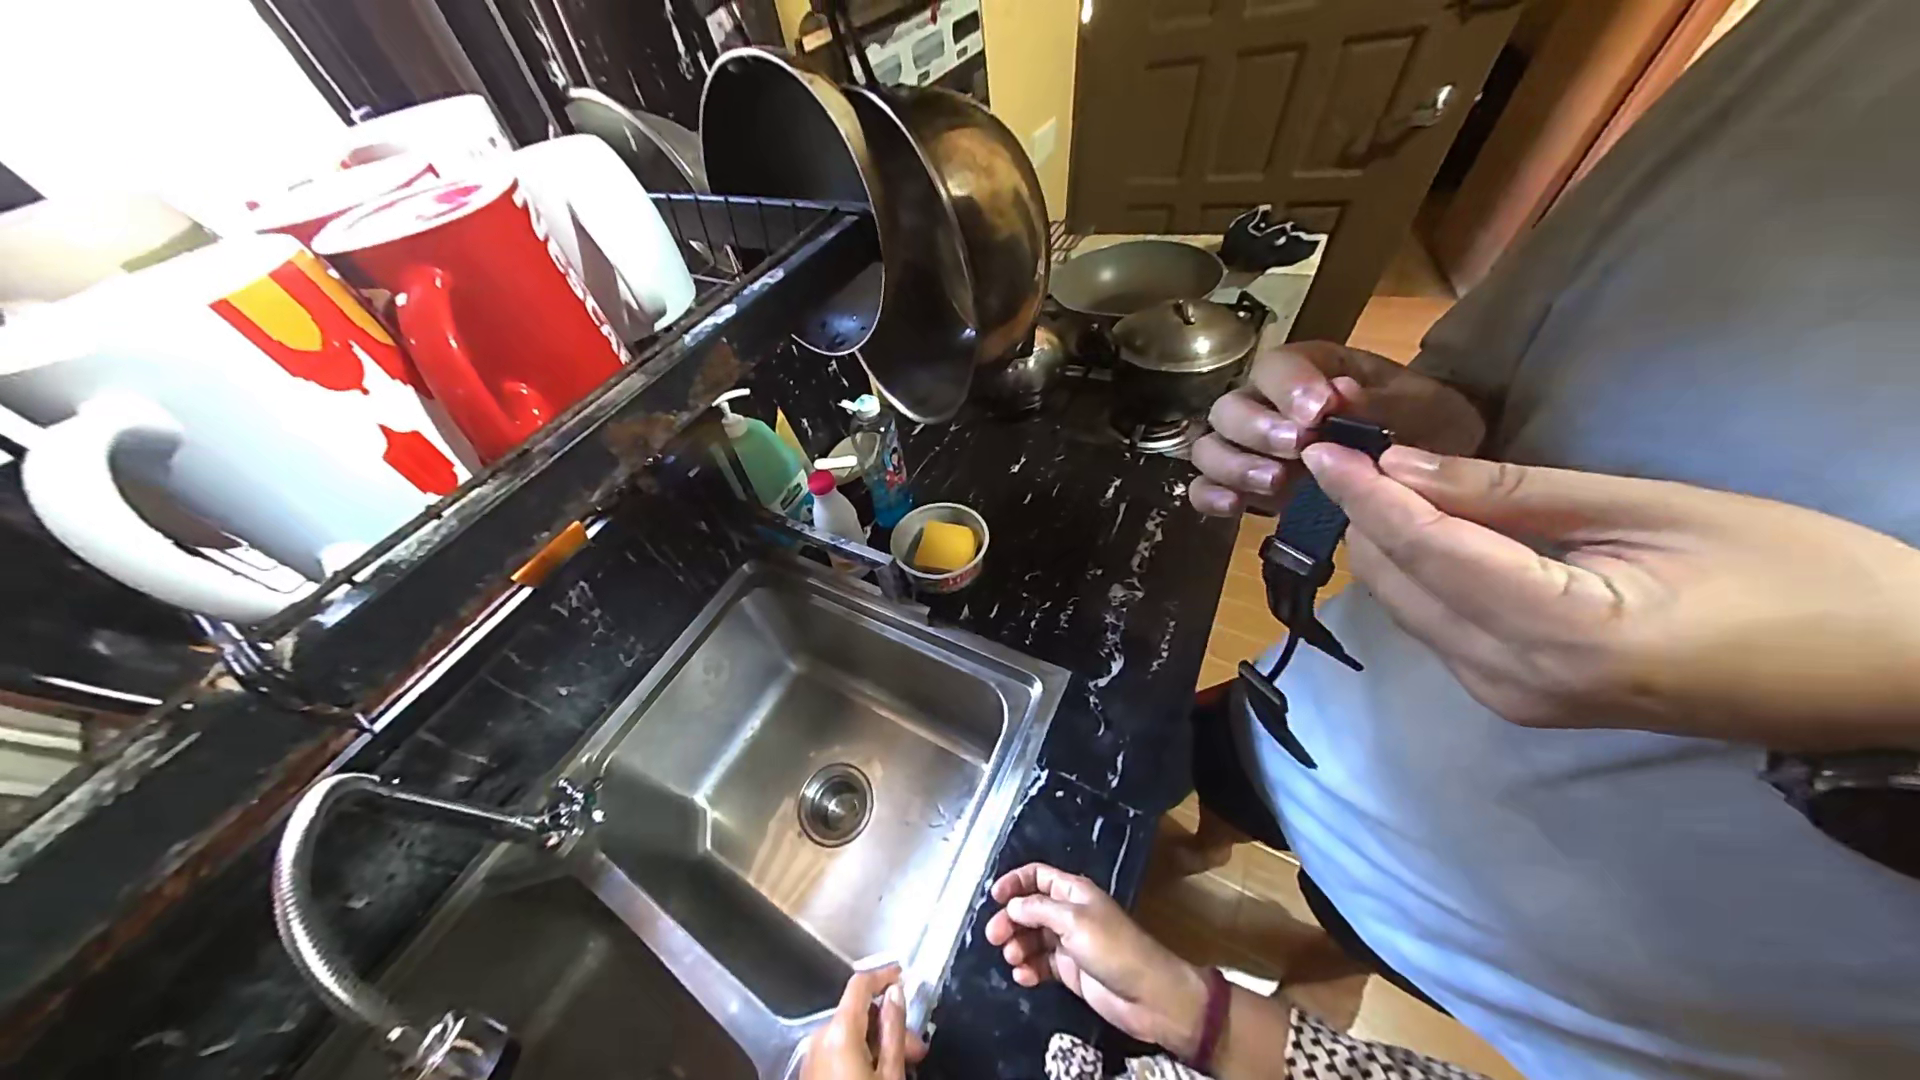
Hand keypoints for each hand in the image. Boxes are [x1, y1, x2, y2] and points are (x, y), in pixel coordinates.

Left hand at [800, 966, 927, 1079]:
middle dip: (888, 1024)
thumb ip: (893, 1028)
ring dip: (877, 1043)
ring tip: (903, 1065)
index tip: (902, 973)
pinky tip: (879, 1074)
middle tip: (916, 1047)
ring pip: (849, 1035)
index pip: (859, 984)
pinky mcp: (809, 1078)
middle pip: (857, 1013)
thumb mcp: (890, 1075)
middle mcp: (819, 1039)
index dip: (883, 974)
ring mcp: (811, 1061)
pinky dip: (860, 1055)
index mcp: (838, 1032)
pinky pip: (838, 1053)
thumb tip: (896, 993)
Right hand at [984, 863, 1209, 1056]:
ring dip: (1017, 945)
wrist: (1148, 996)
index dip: (1015, 882)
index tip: (994, 897)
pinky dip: (1029, 967)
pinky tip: (1023, 976)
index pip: (1037, 876)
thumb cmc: (1113, 947)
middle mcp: (1069, 912)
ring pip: (1032, 936)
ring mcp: (1069, 942)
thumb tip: (1011, 905)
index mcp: (1073, 891)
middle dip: (1010, 919)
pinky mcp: (1070, 970)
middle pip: (1030, 907)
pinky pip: (1041, 963)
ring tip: (1012, 958)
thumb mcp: (1073, 920)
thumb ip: (1039, 909)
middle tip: (994, 936)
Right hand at [1189, 340, 1484, 516]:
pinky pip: (1203, 488)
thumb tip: (1339, 394)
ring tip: (1275, 483)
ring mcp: (1247, 448)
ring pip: (1209, 447)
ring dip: (1234, 465)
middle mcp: (1265, 404)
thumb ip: (1383, 401)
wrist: (1421, 477)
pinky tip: (1234, 508)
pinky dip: (1210, 496)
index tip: (1318, 413)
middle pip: (1230, 408)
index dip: (1289, 387)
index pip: (1276, 367)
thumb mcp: (1425, 409)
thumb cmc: (1424, 429)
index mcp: (1308, 371)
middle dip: (1257, 429)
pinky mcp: (1240, 486)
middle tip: (1296, 450)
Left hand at [1304, 443, 1919, 749]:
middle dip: (1365, 515)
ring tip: (1373, 484)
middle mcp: (1510, 676)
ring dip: (1382, 543)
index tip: (1320, 451)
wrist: (1887, 679)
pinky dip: (1413, 576)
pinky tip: (1415, 533)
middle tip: (1349, 457)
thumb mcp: (1650, 509)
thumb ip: (1509, 491)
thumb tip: (1404, 466)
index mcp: (1560, 629)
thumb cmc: (1797, 573)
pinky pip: (1432, 626)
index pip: (1423, 548)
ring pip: (1404, 605)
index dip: (1363, 493)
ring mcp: (1505, 696)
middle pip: (1397, 580)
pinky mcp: (1511, 699)